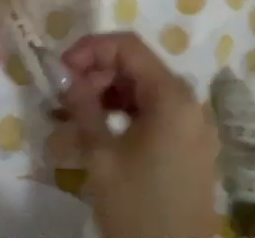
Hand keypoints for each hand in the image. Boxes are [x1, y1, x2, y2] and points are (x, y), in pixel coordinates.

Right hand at [52, 33, 219, 237]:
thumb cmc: (138, 208)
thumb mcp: (101, 156)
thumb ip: (82, 105)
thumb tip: (64, 74)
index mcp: (172, 97)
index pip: (127, 46)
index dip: (89, 48)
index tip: (60, 70)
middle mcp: (190, 103)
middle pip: (136, 66)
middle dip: (96, 74)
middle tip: (63, 96)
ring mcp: (194, 127)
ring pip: (144, 90)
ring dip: (107, 94)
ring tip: (74, 116)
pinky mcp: (192, 149)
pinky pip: (156, 114)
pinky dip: (125, 115)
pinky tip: (99, 134)